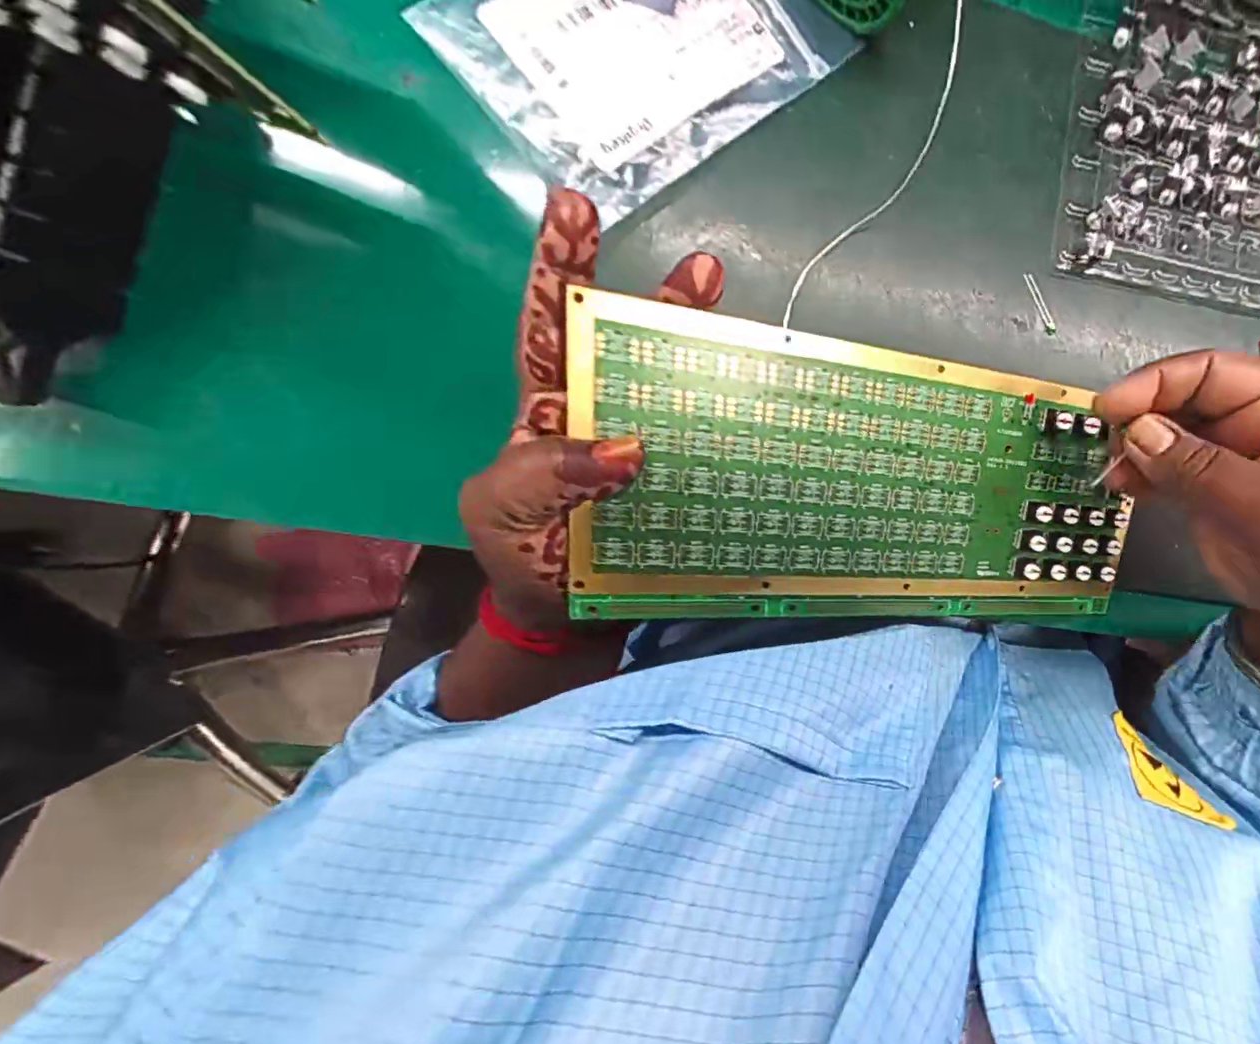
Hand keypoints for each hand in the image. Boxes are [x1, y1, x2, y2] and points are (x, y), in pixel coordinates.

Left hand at [457, 188, 724, 632]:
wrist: (567, 618)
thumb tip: (626, 448)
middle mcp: (600, 418)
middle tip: (702, 272)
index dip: (558, 269)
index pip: (547, 329)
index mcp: (546, 413)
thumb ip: (541, 476)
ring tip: (733, 322)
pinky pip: (704, 447)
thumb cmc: (523, 559)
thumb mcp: (501, 512)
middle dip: (657, 302)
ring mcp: (645, 452)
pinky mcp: (678, 486)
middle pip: (628, 346)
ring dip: (702, 353)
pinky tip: (758, 405)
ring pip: (674, 389)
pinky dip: (731, 424)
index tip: (574, 209)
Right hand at [1095, 351, 1259, 702]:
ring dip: (1132, 448)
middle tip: (1106, 445)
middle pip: (1186, 401)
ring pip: (1168, 436)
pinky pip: (1164, 471)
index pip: (1218, 374)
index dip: (1160, 382)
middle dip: (1141, 416)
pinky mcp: (1209, 494)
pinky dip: (1137, 475)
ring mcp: (1232, 462)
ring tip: (1111, 473)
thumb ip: (1204, 470)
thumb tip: (1137, 431)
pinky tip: (1120, 487)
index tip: (1111, 407)